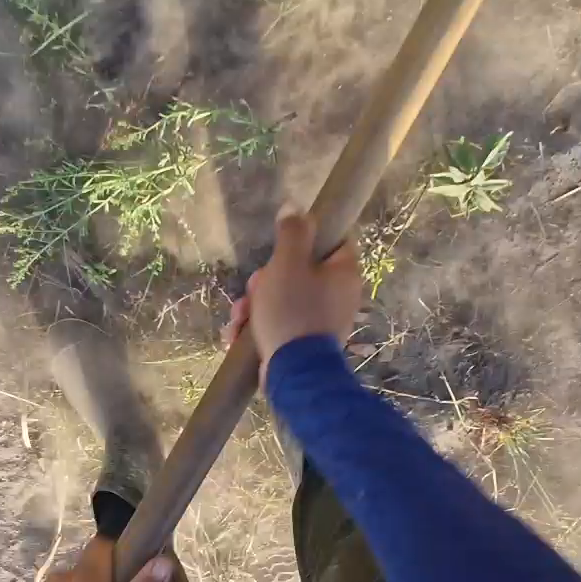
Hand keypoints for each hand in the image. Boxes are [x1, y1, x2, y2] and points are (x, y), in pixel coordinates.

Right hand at [235, 211, 360, 379]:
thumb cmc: (292, 311)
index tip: (278, 251)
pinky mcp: (303, 346)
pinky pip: (279, 326)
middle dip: (265, 283)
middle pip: (298, 273)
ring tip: (238, 320)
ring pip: (282, 301)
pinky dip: (258, 330)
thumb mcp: (287, 263)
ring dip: (254, 308)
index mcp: (343, 272)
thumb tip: (295, 207)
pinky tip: (237, 337)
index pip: (330, 241)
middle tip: (253, 292)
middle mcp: (338, 297)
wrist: (294, 374)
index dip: (301, 241)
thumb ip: (292, 232)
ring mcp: (321, 324)